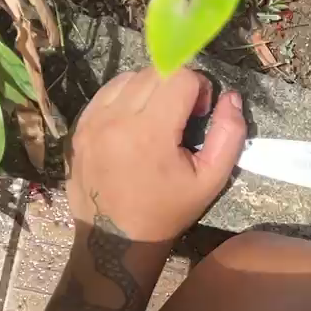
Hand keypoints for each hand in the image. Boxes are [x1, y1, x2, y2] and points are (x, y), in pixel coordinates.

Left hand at [67, 66, 245, 242]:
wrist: (115, 238)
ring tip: (159, 119)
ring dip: (151, 89)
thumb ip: (229, 135)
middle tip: (184, 117)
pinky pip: (108, 92)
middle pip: (154, 72)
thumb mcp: (211, 180)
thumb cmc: (168, 211)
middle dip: (177, 86)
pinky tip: (137, 124)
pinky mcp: (79, 126)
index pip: (179, 77)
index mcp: (149, 132)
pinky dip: (128, 98)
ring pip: (129, 77)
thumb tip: (231, 98)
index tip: (200, 114)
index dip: (200, 88)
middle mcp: (115, 118)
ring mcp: (91, 121)